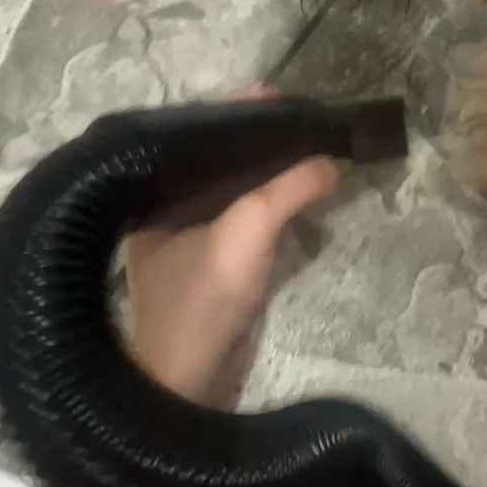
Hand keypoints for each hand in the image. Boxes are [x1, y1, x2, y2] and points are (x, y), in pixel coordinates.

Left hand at [123, 90, 337, 405]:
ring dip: (271, 168)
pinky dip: (273, 199)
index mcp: (152, 197)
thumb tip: (334, 162)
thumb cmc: (201, 303)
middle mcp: (164, 210)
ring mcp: (188, 238)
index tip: (276, 96)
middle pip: (216, 159)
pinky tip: (300, 189)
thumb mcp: (247, 235)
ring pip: (233, 187)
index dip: (234, 114)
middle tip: (303, 118)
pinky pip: (244, 214)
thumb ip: (289, 191)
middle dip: (260, 139)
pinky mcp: (212, 261)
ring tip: (309, 145)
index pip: (192, 138)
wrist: (186, 390)